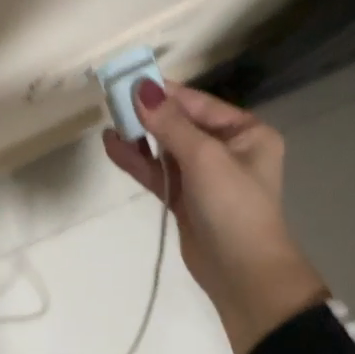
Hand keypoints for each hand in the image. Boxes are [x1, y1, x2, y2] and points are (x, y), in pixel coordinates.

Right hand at [103, 80, 327, 353]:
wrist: (241, 272)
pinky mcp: (185, 201)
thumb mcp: (205, 159)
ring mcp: (205, 178)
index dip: (166, 94)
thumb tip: (142, 89)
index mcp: (247, 133)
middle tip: (113, 100)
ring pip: (167, 151)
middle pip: (182, 125)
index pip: (200, 105)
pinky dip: (139, 162)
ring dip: (139, 139)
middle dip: (150, 115)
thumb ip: (171, 125)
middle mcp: (228, 151)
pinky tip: (115, 148)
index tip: (131, 81)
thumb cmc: (233, 208)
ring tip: (108, 123)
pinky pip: (159, 174)